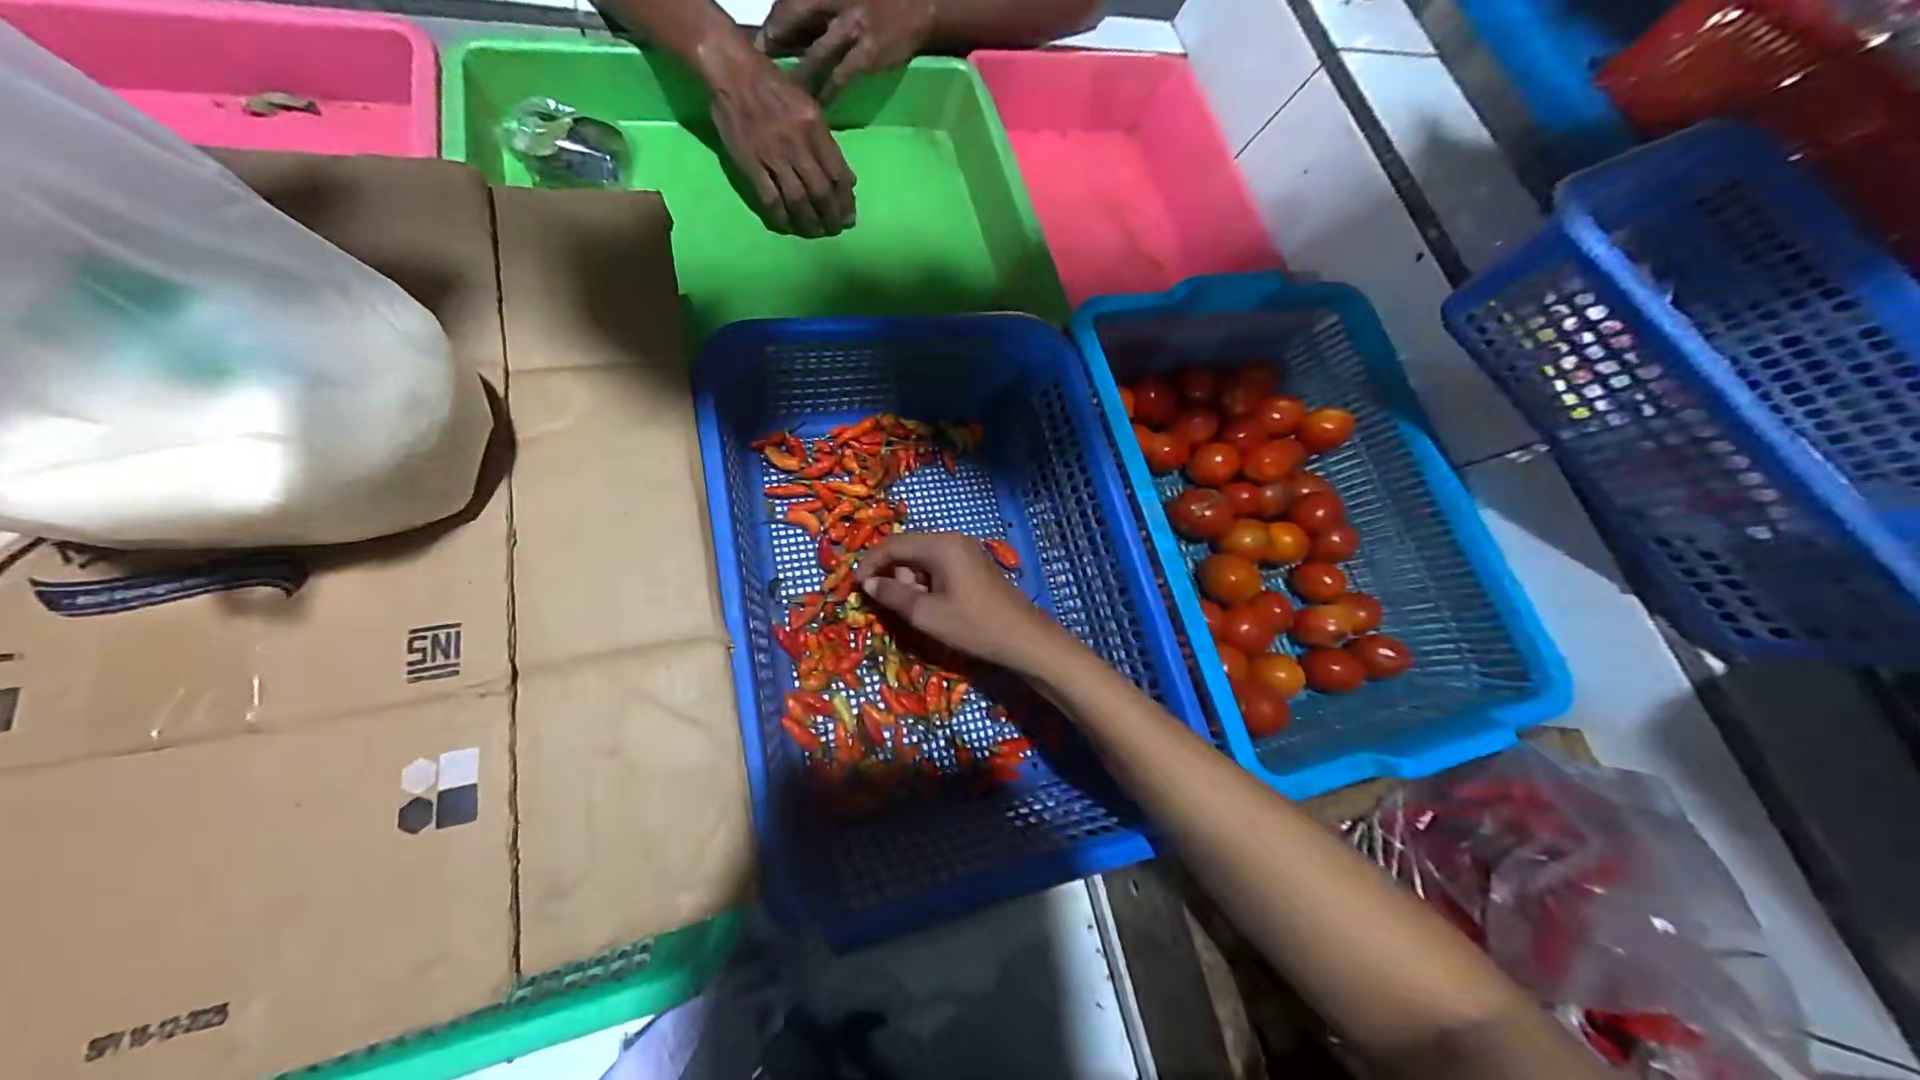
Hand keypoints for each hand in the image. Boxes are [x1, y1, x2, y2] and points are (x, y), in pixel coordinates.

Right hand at [705, 43, 855, 235]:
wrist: (732, 72)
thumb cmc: (774, 87)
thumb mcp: (810, 107)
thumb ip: (828, 143)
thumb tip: (847, 179)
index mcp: (815, 128)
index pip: (838, 175)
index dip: (846, 202)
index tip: (849, 217)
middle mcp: (797, 145)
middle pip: (821, 193)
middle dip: (831, 218)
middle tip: (834, 230)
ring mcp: (772, 156)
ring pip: (798, 201)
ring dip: (810, 222)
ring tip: (816, 233)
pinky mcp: (750, 164)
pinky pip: (770, 199)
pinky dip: (781, 217)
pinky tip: (788, 226)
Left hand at [759, 0, 934, 100]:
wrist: (921, 5)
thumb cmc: (879, 2)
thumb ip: (818, 14)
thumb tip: (786, 35)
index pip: (790, 6)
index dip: (771, 24)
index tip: (754, 44)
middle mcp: (837, 4)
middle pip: (795, 22)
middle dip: (774, 44)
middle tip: (756, 69)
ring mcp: (854, 29)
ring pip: (817, 53)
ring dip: (798, 75)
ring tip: (782, 95)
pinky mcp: (869, 54)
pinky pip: (842, 76)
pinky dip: (829, 91)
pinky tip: (818, 105)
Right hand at [856, 532, 1071, 671]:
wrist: (1023, 638)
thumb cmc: (973, 625)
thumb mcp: (925, 614)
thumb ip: (892, 595)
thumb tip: (868, 582)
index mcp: (940, 544)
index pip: (892, 544)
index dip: (870, 563)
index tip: (856, 586)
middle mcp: (953, 539)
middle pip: (908, 548)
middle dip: (893, 574)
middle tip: (895, 605)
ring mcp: (966, 550)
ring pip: (922, 558)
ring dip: (911, 581)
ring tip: (919, 610)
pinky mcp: (974, 565)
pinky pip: (939, 565)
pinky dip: (928, 582)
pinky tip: (935, 606)